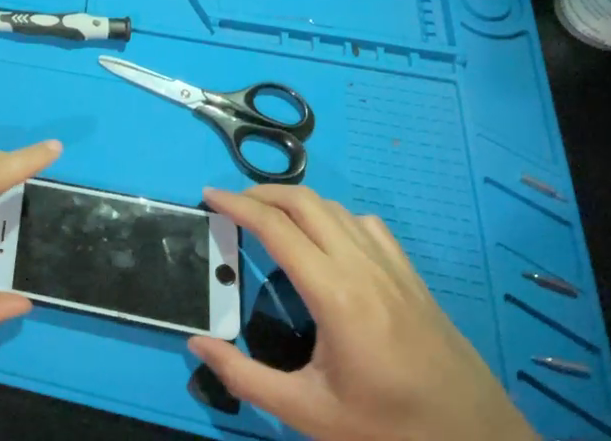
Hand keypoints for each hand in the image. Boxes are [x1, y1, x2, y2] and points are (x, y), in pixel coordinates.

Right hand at [188, 186, 536, 440]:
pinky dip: (334, 216)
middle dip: (262, 193)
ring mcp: (394, 268)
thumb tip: (196, 343)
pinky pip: (368, 225)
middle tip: (231, 204)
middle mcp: (364, 267)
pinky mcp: (414, 278)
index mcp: (335, 294)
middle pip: (305, 202)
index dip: (237, 205)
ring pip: (336, 208)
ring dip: (296, 201)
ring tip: (268, 217)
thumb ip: (246, 377)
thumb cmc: (390, 430)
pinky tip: (326, 240)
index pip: (276, 227)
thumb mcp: (310, 414)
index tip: (209, 195)